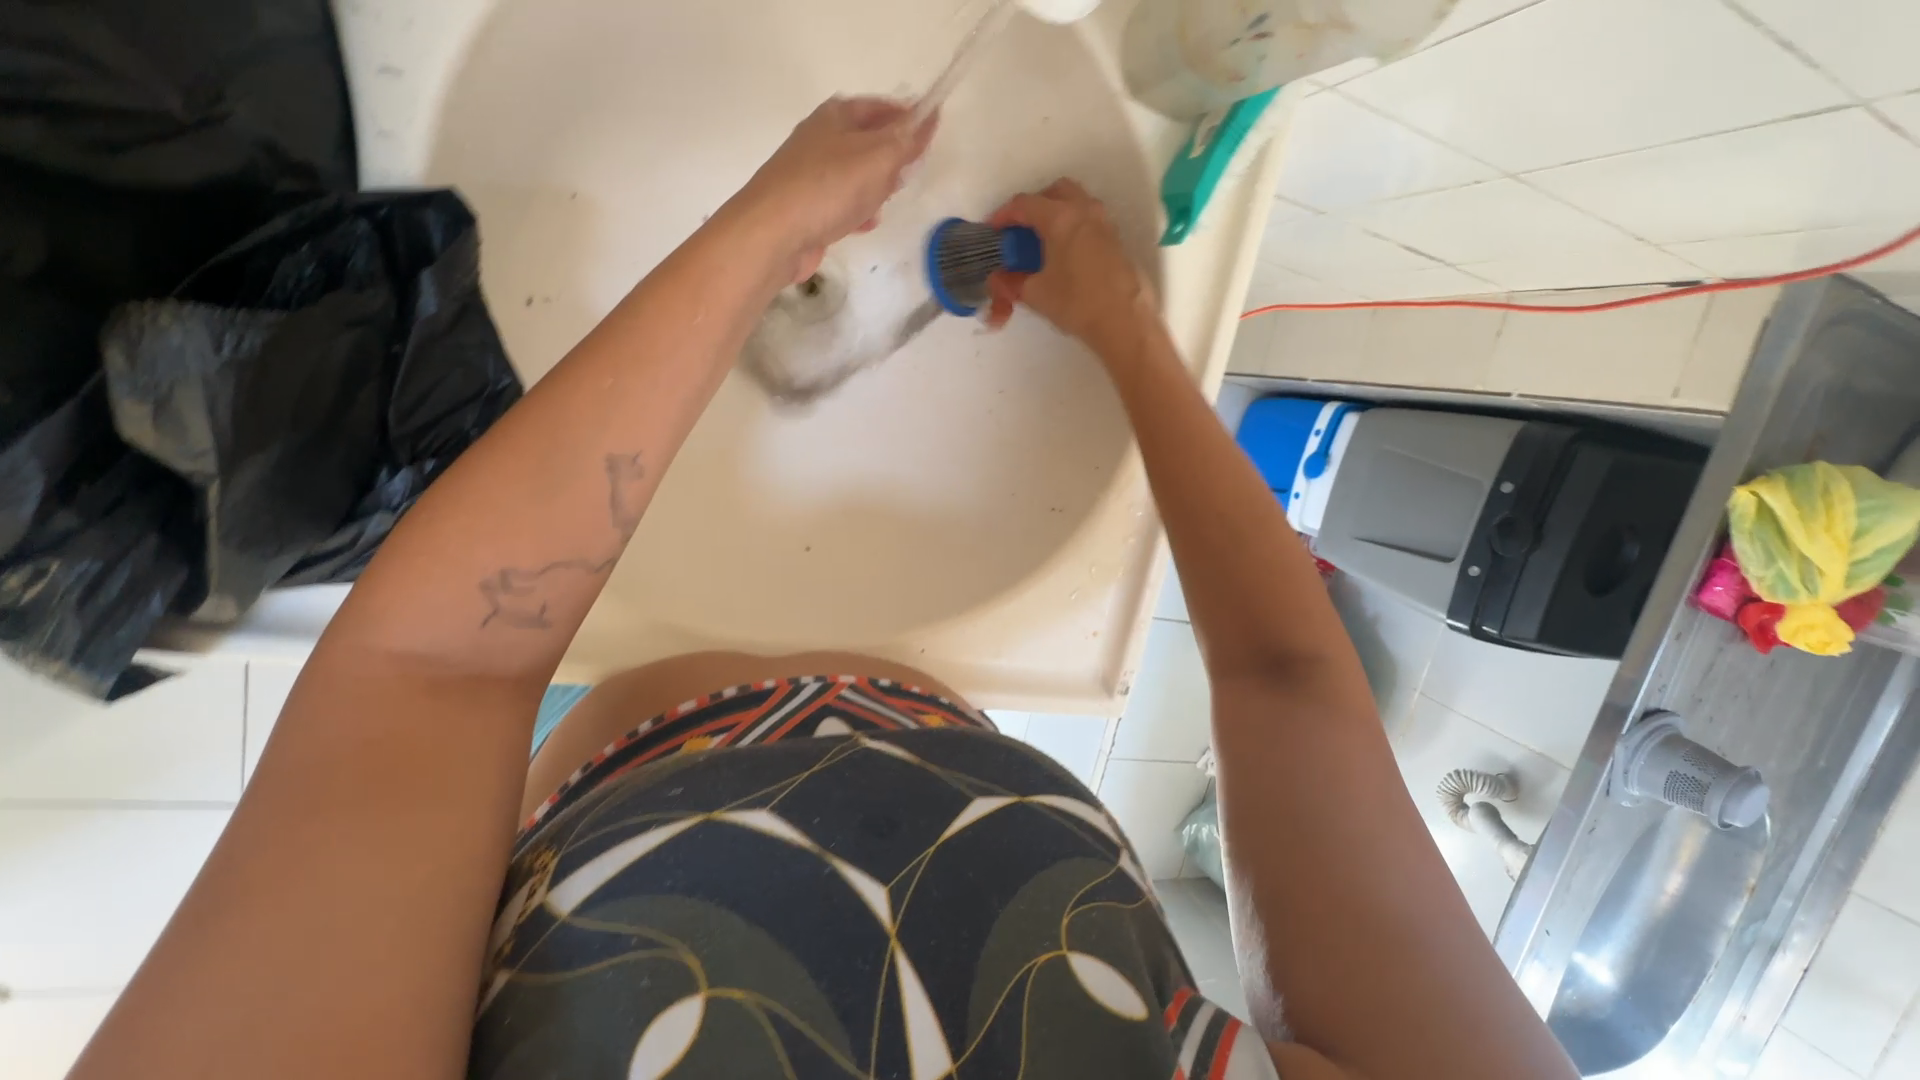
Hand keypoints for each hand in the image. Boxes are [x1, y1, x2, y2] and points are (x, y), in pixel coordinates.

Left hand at [730, 97, 937, 283]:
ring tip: (884, 202)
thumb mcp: (878, 157)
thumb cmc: (828, 188)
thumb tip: (930, 115)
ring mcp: (810, 174)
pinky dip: (857, 211)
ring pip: (856, 175)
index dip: (908, 118)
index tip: (931, 136)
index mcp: (835, 116)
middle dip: (891, 158)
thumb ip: (907, 138)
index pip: (880, 107)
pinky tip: (864, 224)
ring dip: (875, 188)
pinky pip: (841, 203)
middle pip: (868, 141)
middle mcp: (820, 139)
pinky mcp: (806, 207)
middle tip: (905, 175)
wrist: (773, 234)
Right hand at [985, 179, 1156, 354]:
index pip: (1024, 204)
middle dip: (1035, 205)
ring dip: (1057, 213)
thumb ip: (1012, 282)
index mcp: (1060, 217)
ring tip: (1044, 241)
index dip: (1003, 215)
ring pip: (1077, 202)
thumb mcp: (1036, 294)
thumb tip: (997, 279)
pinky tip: (1066, 254)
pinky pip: (1090, 220)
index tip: (994, 230)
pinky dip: (1073, 227)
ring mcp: (1104, 223)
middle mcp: (1084, 211)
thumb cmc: (1076, 303)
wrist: (1125, 321)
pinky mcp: (1116, 240)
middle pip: (1055, 192)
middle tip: (1022, 229)